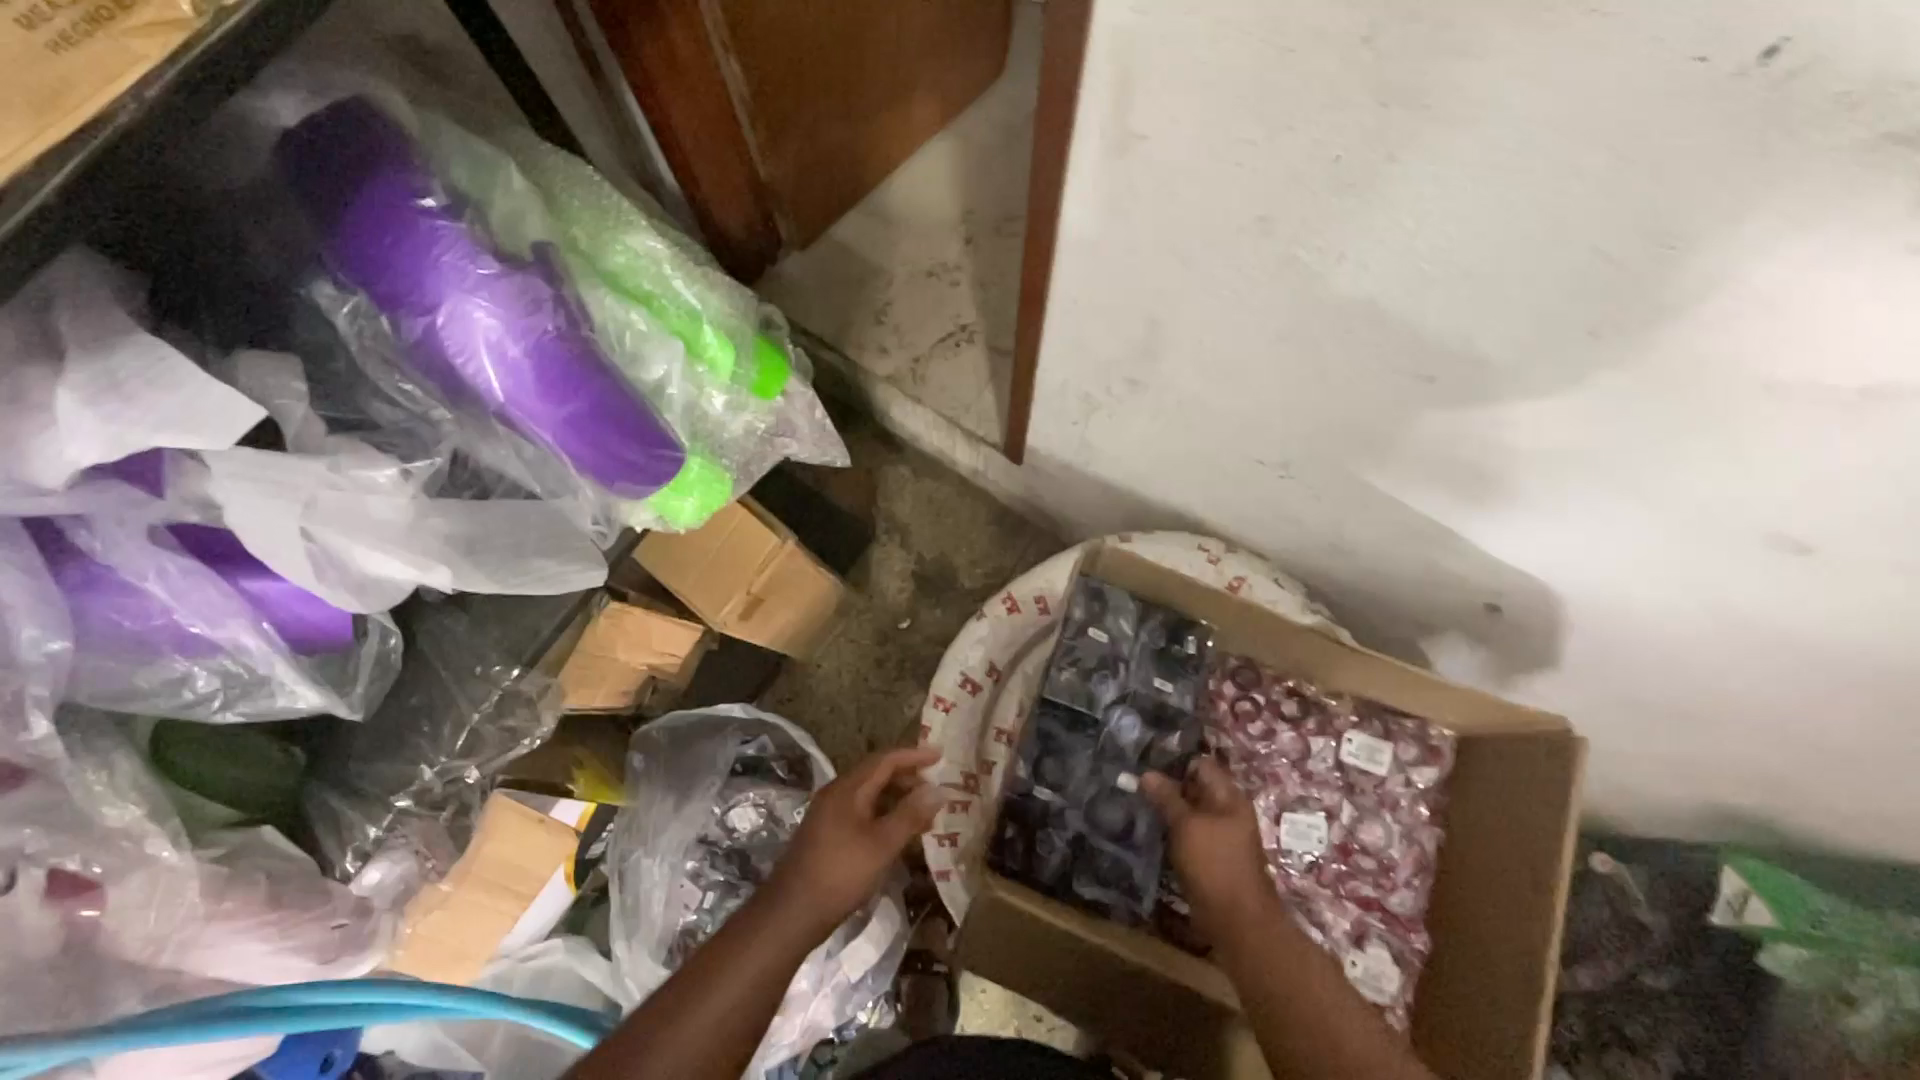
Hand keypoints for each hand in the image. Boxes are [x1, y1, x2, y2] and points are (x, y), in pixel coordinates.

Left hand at [766, 746, 943, 936]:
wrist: (793, 912)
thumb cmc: (841, 873)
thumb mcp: (883, 844)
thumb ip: (911, 814)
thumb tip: (938, 790)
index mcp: (847, 789)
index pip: (885, 760)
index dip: (914, 755)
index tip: (940, 756)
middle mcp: (836, 794)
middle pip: (876, 775)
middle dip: (908, 779)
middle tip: (936, 790)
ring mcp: (829, 815)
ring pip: (870, 796)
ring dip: (897, 800)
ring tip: (925, 815)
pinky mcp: (828, 835)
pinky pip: (862, 813)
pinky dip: (884, 816)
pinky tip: (899, 835)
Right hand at [1142, 757, 1279, 942]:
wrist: (1236, 919)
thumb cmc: (1213, 864)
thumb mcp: (1186, 825)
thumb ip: (1167, 797)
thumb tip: (1146, 773)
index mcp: (1229, 797)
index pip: (1201, 764)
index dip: (1174, 762)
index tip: (1145, 762)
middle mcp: (1228, 811)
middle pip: (1195, 787)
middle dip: (1167, 785)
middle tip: (1134, 782)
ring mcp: (1221, 835)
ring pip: (1190, 812)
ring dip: (1167, 809)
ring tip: (1137, 803)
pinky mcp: (1211, 856)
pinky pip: (1190, 833)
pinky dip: (1172, 830)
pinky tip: (1150, 829)